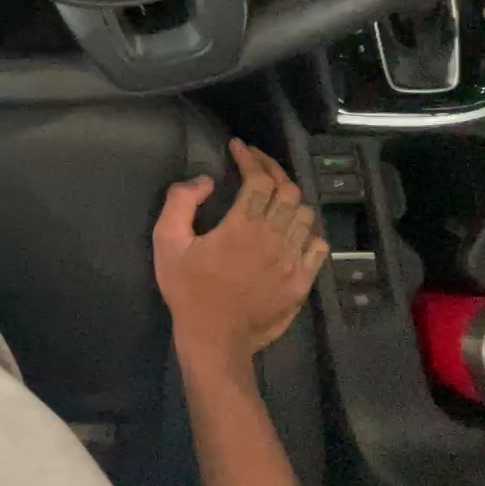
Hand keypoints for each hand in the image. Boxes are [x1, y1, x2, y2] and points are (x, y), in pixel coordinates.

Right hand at [155, 139, 327, 374]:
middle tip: (254, 161)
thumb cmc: (187, 287)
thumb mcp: (166, 240)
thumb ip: (180, 202)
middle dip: (273, 169)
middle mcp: (275, 239)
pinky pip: (318, 245)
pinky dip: (307, 228)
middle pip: (289, 191)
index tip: (237, 146)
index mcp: (243, 226)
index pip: (259, 180)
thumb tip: (205, 181)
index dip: (250, 157)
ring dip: (290, 195)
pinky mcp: (302, 282)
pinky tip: (291, 226)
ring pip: (306, 215)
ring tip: (273, 190)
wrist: (215, 339)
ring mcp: (294, 262)